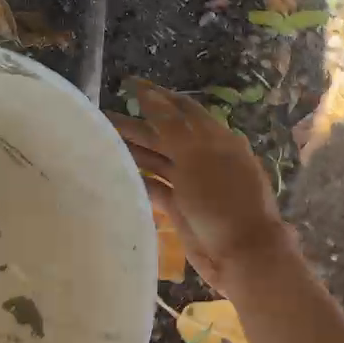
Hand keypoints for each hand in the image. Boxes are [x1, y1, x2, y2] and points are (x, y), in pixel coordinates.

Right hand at [108, 80, 292, 293]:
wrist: (242, 257)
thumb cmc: (221, 200)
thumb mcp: (196, 155)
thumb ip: (168, 123)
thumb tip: (147, 92)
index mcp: (215, 139)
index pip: (182, 108)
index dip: (156, 96)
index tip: (126, 86)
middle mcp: (205, 157)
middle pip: (165, 134)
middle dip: (136, 125)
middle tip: (101, 119)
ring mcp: (193, 183)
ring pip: (158, 159)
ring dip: (133, 150)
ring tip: (101, 143)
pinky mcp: (182, 206)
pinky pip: (156, 186)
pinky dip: (138, 179)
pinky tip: (117, 173)